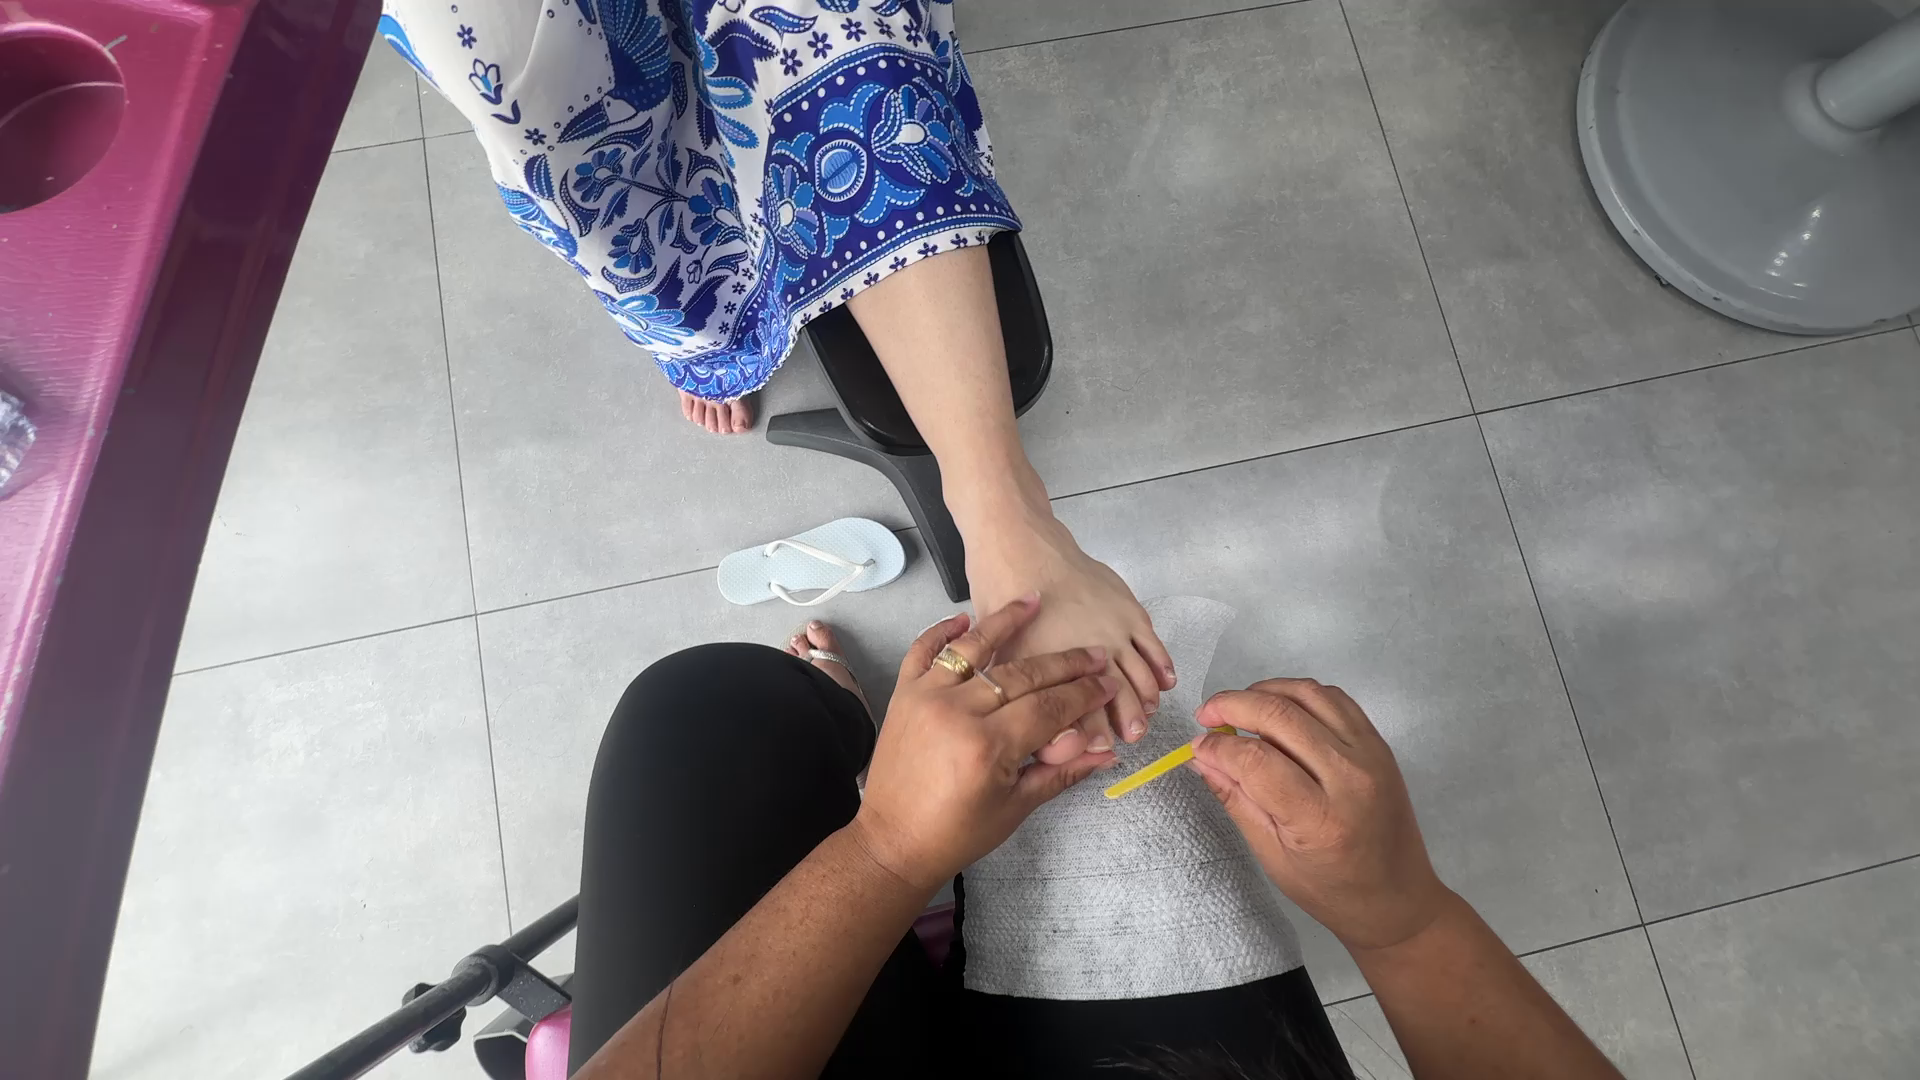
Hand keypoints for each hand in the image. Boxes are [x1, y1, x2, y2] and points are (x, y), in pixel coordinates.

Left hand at [849, 596, 1119, 891]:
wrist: (893, 841)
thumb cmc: (958, 832)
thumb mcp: (1016, 807)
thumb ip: (1062, 771)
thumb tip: (1109, 751)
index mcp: (988, 747)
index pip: (1049, 708)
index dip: (1084, 694)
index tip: (1108, 682)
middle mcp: (957, 712)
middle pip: (1021, 675)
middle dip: (1064, 663)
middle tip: (1095, 653)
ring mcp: (926, 697)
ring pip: (972, 648)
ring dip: (1005, 621)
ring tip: (1033, 600)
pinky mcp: (903, 693)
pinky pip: (923, 651)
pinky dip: (941, 631)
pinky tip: (966, 617)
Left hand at [966, 510, 1174, 765]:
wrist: (1020, 543)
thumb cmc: (1001, 594)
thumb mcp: (998, 648)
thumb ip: (1017, 688)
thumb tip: (1035, 722)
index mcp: (1058, 668)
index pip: (1081, 713)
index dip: (1094, 736)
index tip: (1103, 750)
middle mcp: (1093, 652)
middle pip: (1118, 698)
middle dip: (1126, 724)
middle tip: (1130, 738)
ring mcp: (1115, 630)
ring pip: (1140, 676)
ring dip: (1145, 701)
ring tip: (1144, 718)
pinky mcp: (1128, 608)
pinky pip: (1153, 646)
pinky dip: (1162, 667)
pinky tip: (1164, 682)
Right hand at [1188, 679, 1451, 952]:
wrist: (1400, 900)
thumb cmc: (1330, 888)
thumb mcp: (1271, 854)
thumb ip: (1234, 798)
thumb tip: (1200, 755)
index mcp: (1320, 818)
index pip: (1255, 760)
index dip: (1216, 746)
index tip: (1197, 747)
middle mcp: (1350, 777)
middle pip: (1278, 714)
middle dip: (1230, 705)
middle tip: (1206, 715)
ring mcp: (1369, 754)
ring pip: (1306, 693)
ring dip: (1262, 691)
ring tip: (1238, 707)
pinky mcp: (1378, 742)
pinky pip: (1332, 697)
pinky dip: (1296, 692)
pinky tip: (1277, 708)